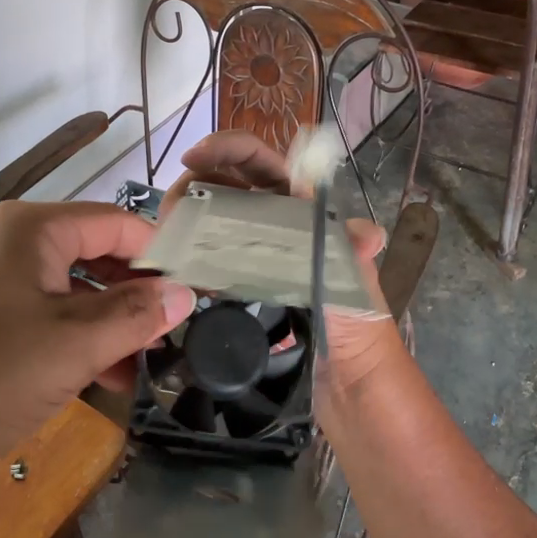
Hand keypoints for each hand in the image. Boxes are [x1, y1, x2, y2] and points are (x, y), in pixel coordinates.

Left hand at [0, 201, 196, 489]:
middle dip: (131, 296)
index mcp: (29, 228)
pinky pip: (33, 316)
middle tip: (167, 335)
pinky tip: (92, 379)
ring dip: (103, 326)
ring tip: (134, 369)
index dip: (158, 253)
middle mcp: (3, 241)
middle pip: (88, 254)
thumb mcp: (74, 346)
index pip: (115, 222)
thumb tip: (184, 293)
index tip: (193, 290)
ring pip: (62, 291)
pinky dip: (67, 340)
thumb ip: (135, 315)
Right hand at [163, 130, 404, 397]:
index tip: (191, 159)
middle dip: (196, 182)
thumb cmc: (356, 326)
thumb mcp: (352, 284)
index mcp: (304, 208)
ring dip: (188, 215)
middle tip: (172, 207)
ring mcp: (259, 253)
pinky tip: (178, 266)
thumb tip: (367, 231)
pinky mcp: (245, 286)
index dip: (227, 149)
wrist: (350, 388)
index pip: (262, 161)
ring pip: (215, 216)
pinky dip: (192, 254)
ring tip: (169, 235)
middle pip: (229, 183)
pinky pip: (212, 258)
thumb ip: (350, 254)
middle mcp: (278, 222)